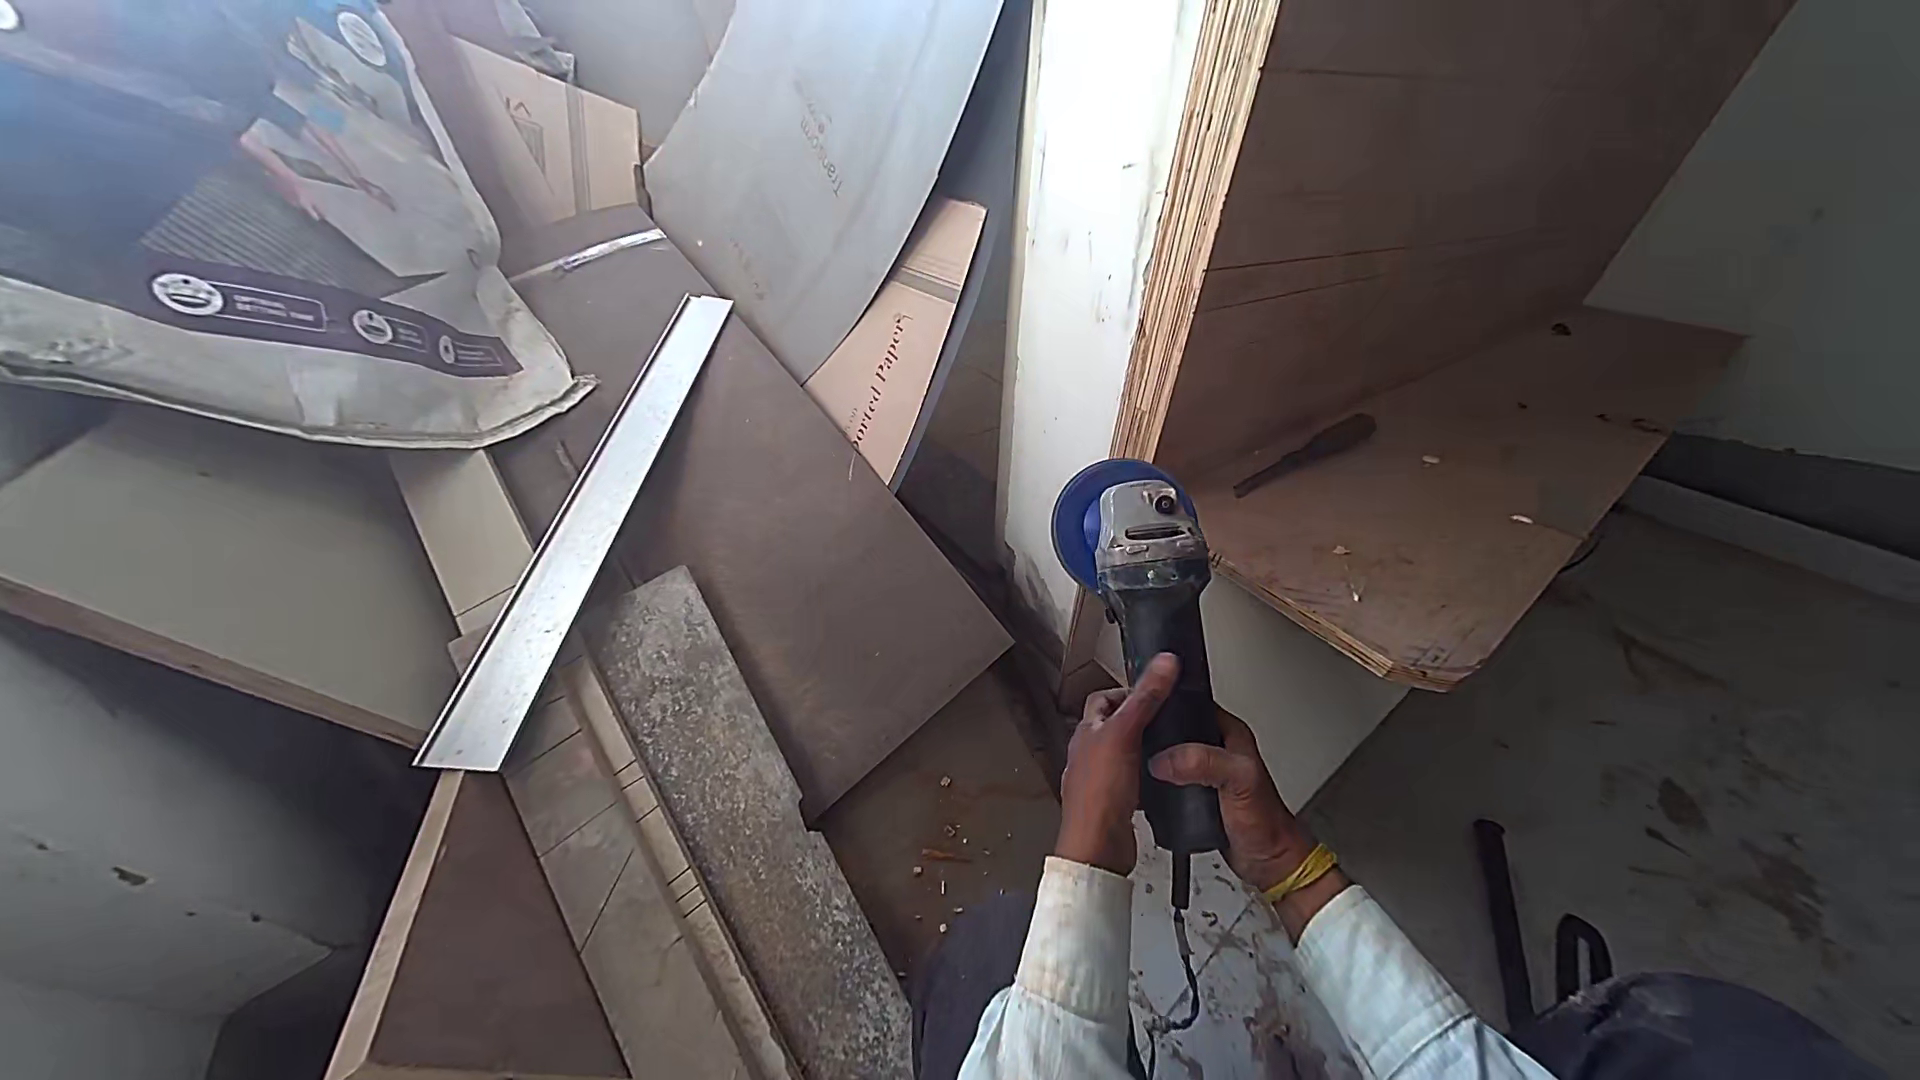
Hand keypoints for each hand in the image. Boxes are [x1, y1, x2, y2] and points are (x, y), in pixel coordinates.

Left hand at [1054, 653, 1179, 874]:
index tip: (1151, 690)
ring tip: (1166, 745)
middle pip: (1113, 724)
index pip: (1102, 699)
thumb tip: (1163, 664)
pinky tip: (1161, 779)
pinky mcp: (1114, 800)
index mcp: (1086, 732)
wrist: (1097, 846)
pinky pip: (1130, 779)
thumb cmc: (1099, 794)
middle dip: (1137, 718)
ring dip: (1142, 746)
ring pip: (1122, 752)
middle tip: (1163, 716)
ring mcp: (1099, 777)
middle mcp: (1089, 752)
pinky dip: (1146, 774)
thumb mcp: (1125, 734)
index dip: (1126, 690)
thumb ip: (1146, 698)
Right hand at [1150, 709, 1347, 937]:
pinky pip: (1164, 774)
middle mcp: (1213, 745)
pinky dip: (1152, 777)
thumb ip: (1205, 762)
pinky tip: (1141, 777)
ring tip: (1130, 752)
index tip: (1144, 706)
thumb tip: (1166, 759)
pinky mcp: (1190, 788)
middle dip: (1152, 728)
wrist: (1268, 863)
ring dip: (1151, 753)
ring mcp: (1200, 767)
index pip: (1190, 703)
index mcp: (1227, 731)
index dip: (1166, 701)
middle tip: (1130, 730)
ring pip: (1166, 749)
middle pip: (1172, 724)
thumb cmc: (1267, 823)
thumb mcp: (1240, 780)